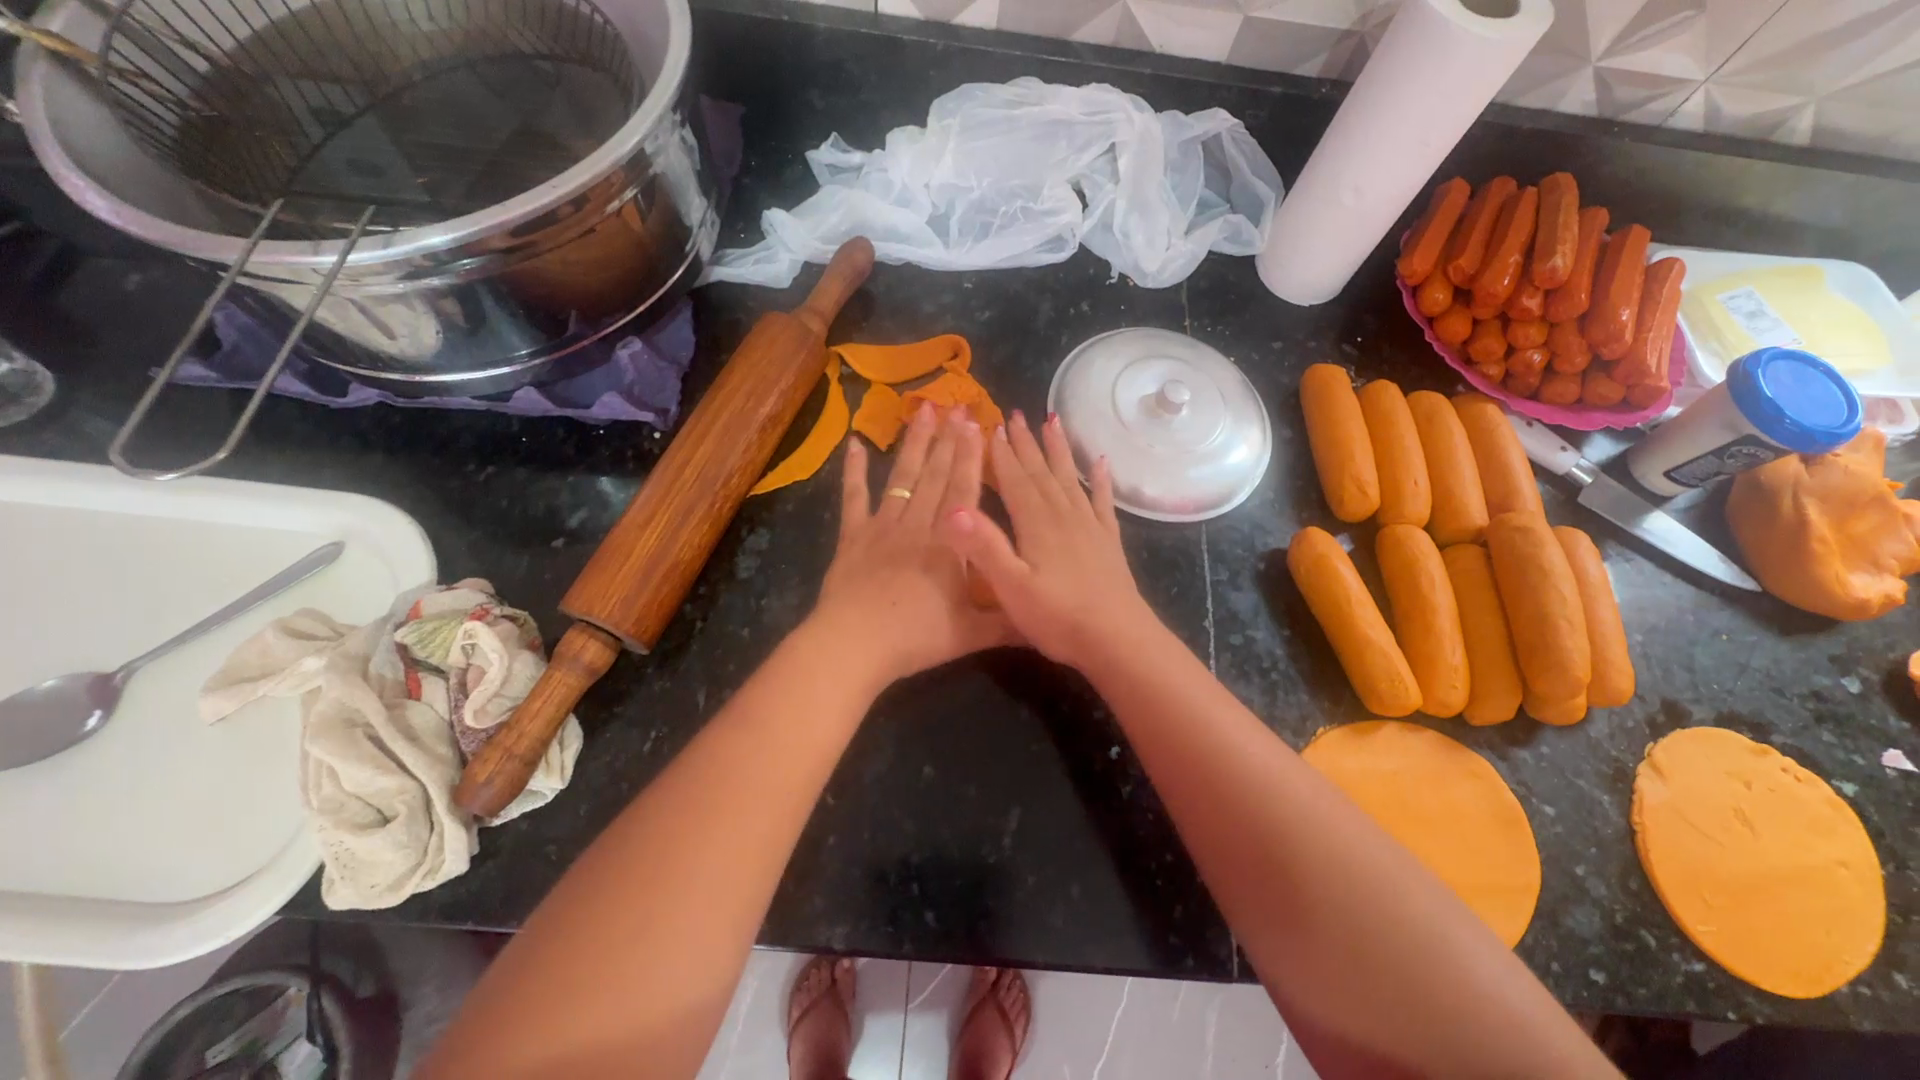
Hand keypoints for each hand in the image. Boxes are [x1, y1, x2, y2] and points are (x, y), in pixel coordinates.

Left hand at [809, 404, 1013, 687]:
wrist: (856, 644)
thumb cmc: (917, 638)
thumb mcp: (972, 633)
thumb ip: (1008, 623)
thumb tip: (1046, 619)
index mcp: (950, 544)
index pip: (965, 490)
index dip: (972, 456)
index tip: (978, 424)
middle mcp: (918, 525)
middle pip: (935, 474)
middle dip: (948, 440)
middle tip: (956, 406)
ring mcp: (883, 527)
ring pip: (902, 477)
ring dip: (913, 443)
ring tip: (922, 412)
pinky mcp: (853, 537)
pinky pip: (853, 497)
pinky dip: (854, 471)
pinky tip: (854, 444)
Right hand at [938, 411, 1161, 671]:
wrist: (1116, 639)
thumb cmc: (1057, 618)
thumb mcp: (1011, 587)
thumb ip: (984, 547)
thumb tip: (952, 507)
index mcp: (1036, 525)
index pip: (1014, 480)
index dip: (1000, 453)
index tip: (989, 425)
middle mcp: (1063, 516)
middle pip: (1041, 472)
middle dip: (1026, 443)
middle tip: (1015, 414)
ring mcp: (1089, 527)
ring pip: (1069, 478)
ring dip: (1059, 450)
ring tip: (1052, 421)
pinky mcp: (1108, 542)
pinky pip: (1102, 501)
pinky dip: (1100, 479)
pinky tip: (1101, 462)